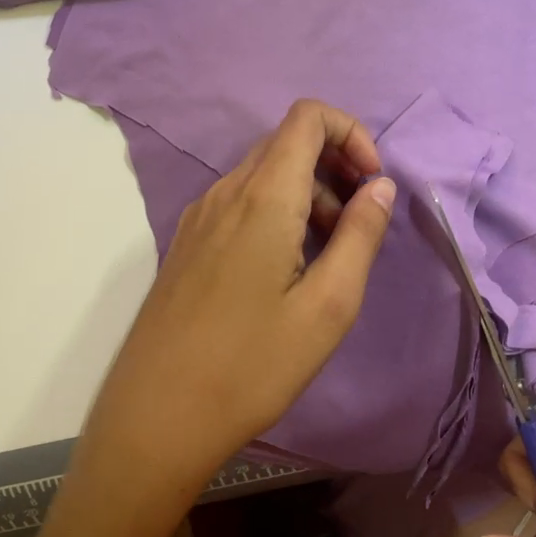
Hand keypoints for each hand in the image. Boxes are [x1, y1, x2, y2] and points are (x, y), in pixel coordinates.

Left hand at [29, 100, 396, 536]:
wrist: (155, 419)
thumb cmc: (252, 365)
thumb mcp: (328, 306)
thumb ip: (361, 235)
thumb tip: (379, 186)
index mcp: (263, 196)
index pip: (308, 117)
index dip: (350, 132)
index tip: (372, 184)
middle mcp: (226, 191)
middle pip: (288, 142)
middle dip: (335, 166)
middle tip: (359, 224)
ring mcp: (200, 216)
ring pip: (265, 174)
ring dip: (309, 194)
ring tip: (329, 256)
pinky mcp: (187, 243)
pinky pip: (241, 202)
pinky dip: (277, 212)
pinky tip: (286, 271)